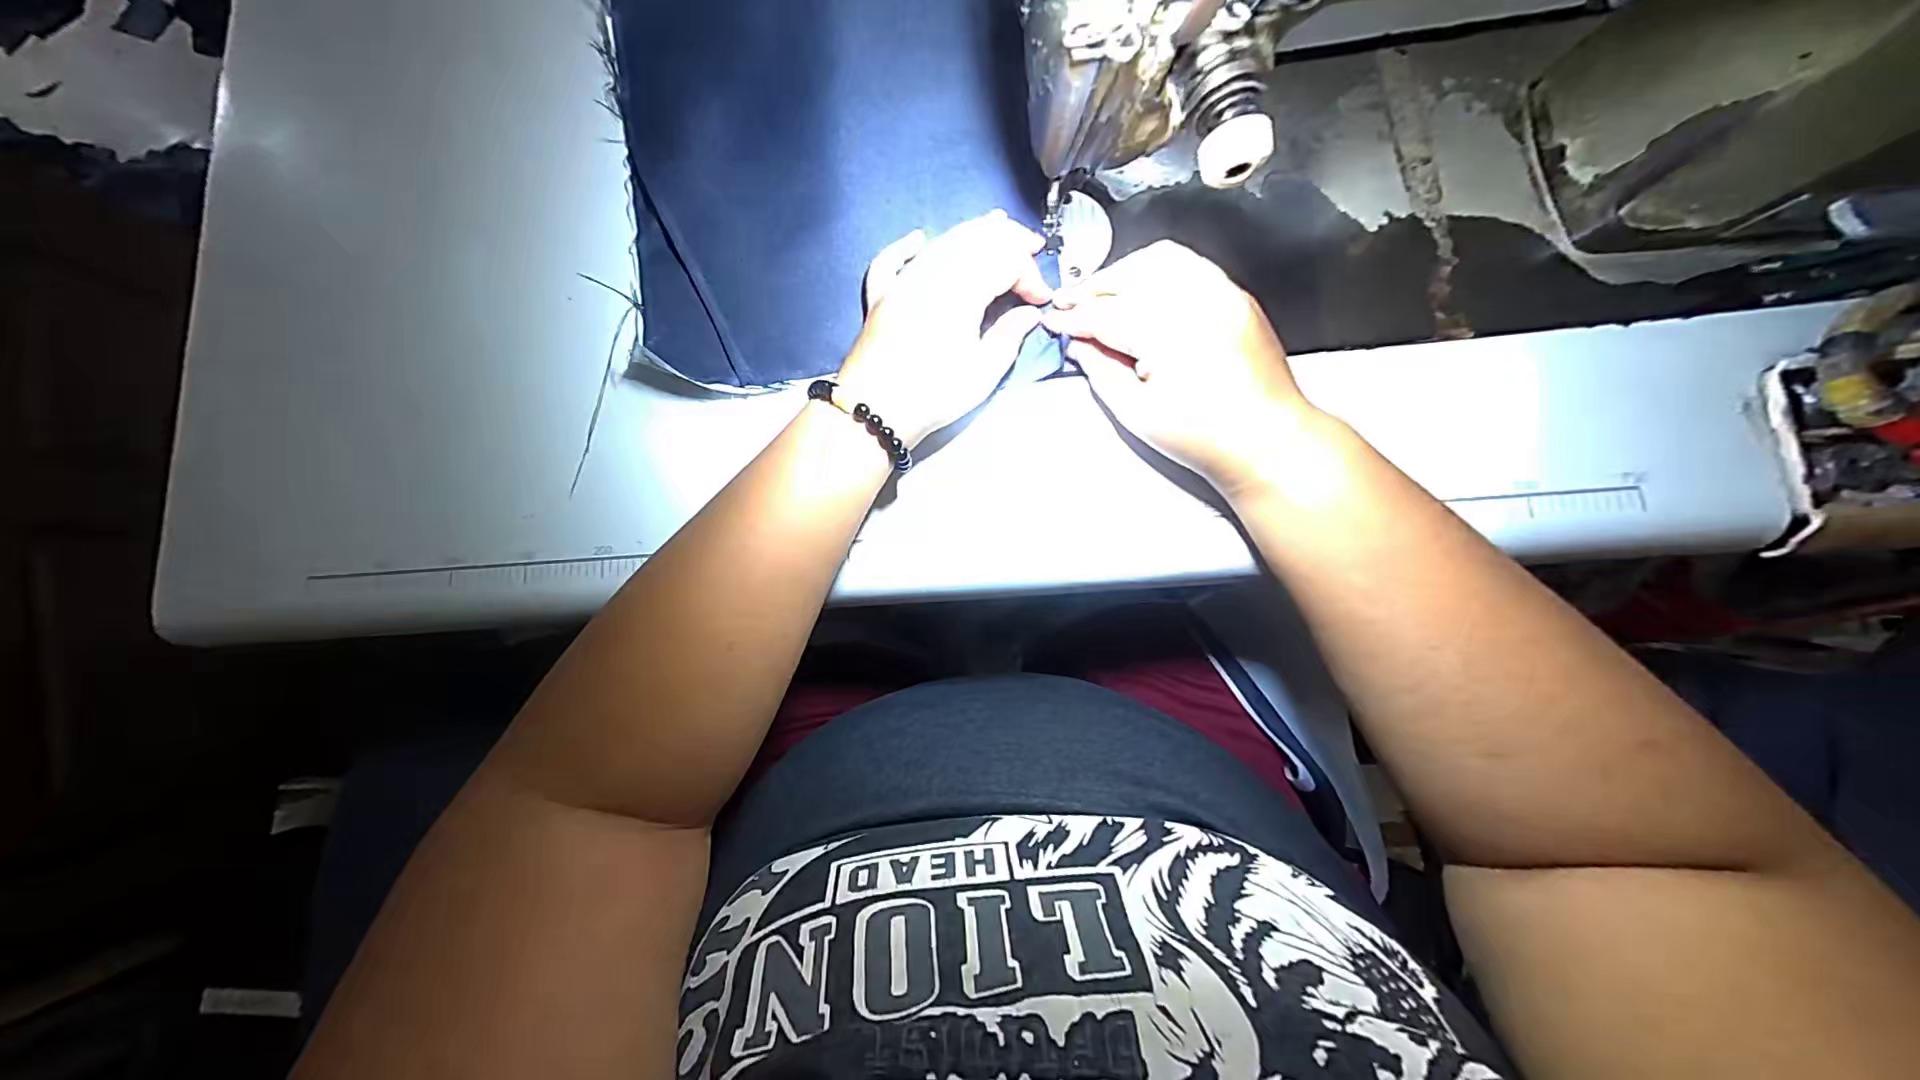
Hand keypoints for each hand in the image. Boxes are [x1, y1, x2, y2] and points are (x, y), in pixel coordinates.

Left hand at [833, 211, 1051, 446]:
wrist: (873, 411)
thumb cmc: (931, 395)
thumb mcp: (983, 371)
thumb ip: (1009, 335)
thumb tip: (1027, 314)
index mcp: (961, 290)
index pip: (1005, 261)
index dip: (1029, 274)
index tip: (1040, 298)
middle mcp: (931, 275)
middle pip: (974, 239)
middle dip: (1007, 238)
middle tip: (1030, 246)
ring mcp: (902, 283)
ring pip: (941, 242)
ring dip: (971, 232)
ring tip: (995, 226)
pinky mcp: (880, 298)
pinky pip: (892, 260)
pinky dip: (906, 246)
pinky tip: (918, 239)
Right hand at [1041, 240, 1320, 495]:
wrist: (1267, 439)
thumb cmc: (1206, 437)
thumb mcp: (1137, 412)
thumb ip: (1101, 370)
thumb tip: (1078, 345)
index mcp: (1170, 333)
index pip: (1107, 313)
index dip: (1074, 317)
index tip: (1053, 320)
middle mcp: (1199, 302)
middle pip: (1131, 275)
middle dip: (1094, 286)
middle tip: (1070, 303)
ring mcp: (1223, 294)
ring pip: (1162, 259)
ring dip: (1125, 271)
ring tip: (1102, 292)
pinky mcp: (1236, 297)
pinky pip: (1191, 266)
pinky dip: (1158, 271)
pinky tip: (1142, 291)